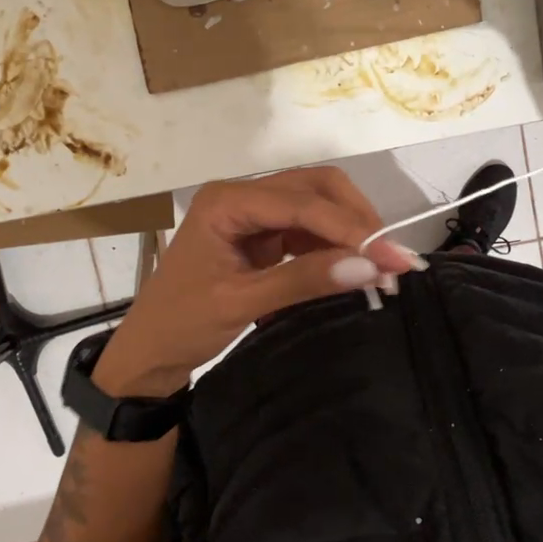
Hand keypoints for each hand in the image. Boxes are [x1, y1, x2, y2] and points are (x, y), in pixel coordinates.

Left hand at [93, 168, 420, 397]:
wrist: (149, 353)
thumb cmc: (181, 325)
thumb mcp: (241, 303)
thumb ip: (303, 281)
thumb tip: (368, 268)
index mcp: (226, 202)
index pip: (302, 203)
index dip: (351, 227)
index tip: (392, 258)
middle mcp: (241, 197)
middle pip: (316, 188)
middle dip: (358, 220)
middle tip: (392, 261)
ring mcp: (253, 215)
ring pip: (318, 206)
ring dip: (352, 233)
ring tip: (382, 270)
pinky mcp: (263, 237)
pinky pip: (309, 231)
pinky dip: (336, 247)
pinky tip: (355, 270)